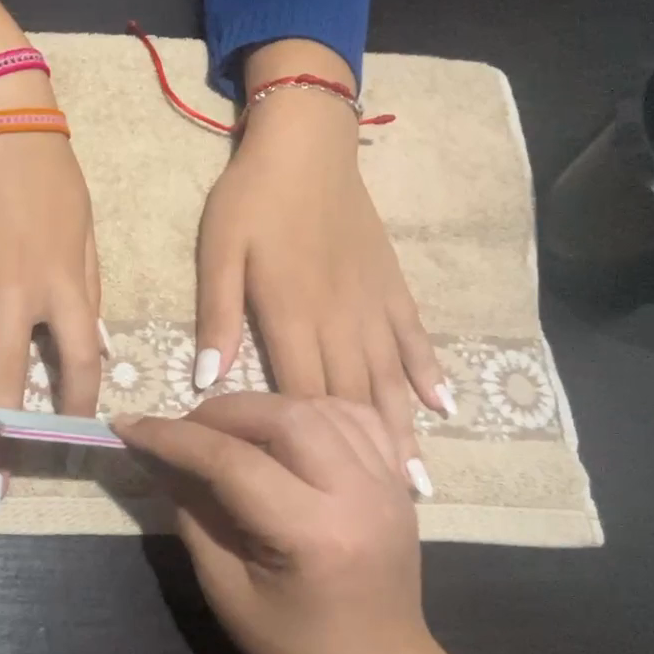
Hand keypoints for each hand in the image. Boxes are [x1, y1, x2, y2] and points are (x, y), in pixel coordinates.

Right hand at [115, 394, 434, 653]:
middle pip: (283, 417)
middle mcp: (359, 498)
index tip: (128, 426)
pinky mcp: (398, 482)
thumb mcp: (222, 585)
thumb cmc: (289, 643)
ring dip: (262, 407)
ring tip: (225, 430)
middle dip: (219, 412)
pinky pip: (353, 417)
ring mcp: (388, 486)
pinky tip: (279, 430)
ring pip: (319, 407)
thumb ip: (191, 512)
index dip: (172, 438)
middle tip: (182, 431)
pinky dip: (308, 410)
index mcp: (312, 535)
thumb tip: (159, 457)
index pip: (231, 461)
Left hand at [194, 53, 449, 495]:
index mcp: (292, 317)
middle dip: (369, 452)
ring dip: (403, 426)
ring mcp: (373, 303)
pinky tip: (448, 402)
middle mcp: (340, 320)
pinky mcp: (392, 284)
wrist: (306, 145)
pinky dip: (429, 370)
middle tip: (389, 508)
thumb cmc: (250, 202)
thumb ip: (217, 319)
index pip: (300, 394)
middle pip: (353, 396)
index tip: (330, 495)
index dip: (312, 447)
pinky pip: (415, 335)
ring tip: (420, 476)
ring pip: (388, 376)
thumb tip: (206, 382)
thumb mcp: (218, 256)